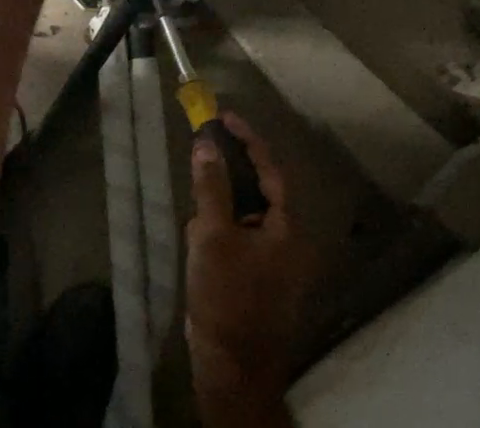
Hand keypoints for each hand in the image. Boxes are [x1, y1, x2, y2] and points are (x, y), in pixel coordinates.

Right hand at [186, 114, 312, 427]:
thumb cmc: (227, 295)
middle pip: (257, 191)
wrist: (232, 363)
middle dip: (226, 175)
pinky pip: (235, 239)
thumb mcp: (213, 235)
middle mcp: (285, 240)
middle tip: (200, 154)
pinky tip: (196, 239)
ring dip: (218, 207)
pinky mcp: (254, 277)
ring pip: (242, 216)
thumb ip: (211, 187)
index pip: (270, 170)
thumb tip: (206, 144)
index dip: (247, 140)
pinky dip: (217, 230)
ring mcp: (271, 261)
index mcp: (285, 227)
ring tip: (194, 211)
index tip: (223, 117)